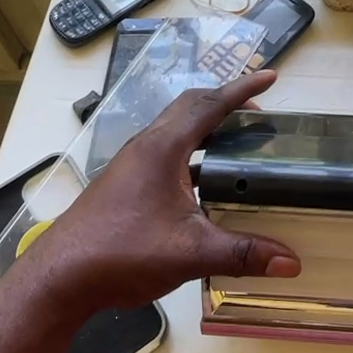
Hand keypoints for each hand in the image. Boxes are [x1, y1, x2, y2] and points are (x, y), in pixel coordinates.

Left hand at [19, 70, 299, 318]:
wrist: (60, 278)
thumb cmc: (123, 253)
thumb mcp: (191, 253)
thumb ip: (243, 253)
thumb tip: (292, 262)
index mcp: (163, 147)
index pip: (210, 104)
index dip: (243, 88)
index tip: (271, 74)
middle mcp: (147, 146)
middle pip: (190, 107)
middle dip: (225, 101)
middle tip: (258, 112)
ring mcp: (133, 164)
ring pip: (175, 129)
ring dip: (207, 126)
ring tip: (237, 141)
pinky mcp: (125, 183)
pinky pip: (167, 151)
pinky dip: (193, 151)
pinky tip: (205, 182)